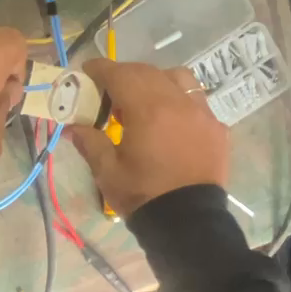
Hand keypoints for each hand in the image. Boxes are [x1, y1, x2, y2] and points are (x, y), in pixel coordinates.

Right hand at [68, 60, 229, 215]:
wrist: (187, 222)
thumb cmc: (142, 195)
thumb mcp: (107, 171)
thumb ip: (90, 142)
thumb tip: (73, 126)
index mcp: (147, 109)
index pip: (120, 74)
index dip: (101, 69)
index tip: (87, 71)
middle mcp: (177, 102)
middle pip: (148, 72)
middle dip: (125, 75)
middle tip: (108, 92)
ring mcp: (202, 113)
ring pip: (178, 79)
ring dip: (156, 82)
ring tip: (143, 102)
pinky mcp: (217, 128)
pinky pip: (196, 102)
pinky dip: (178, 102)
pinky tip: (170, 123)